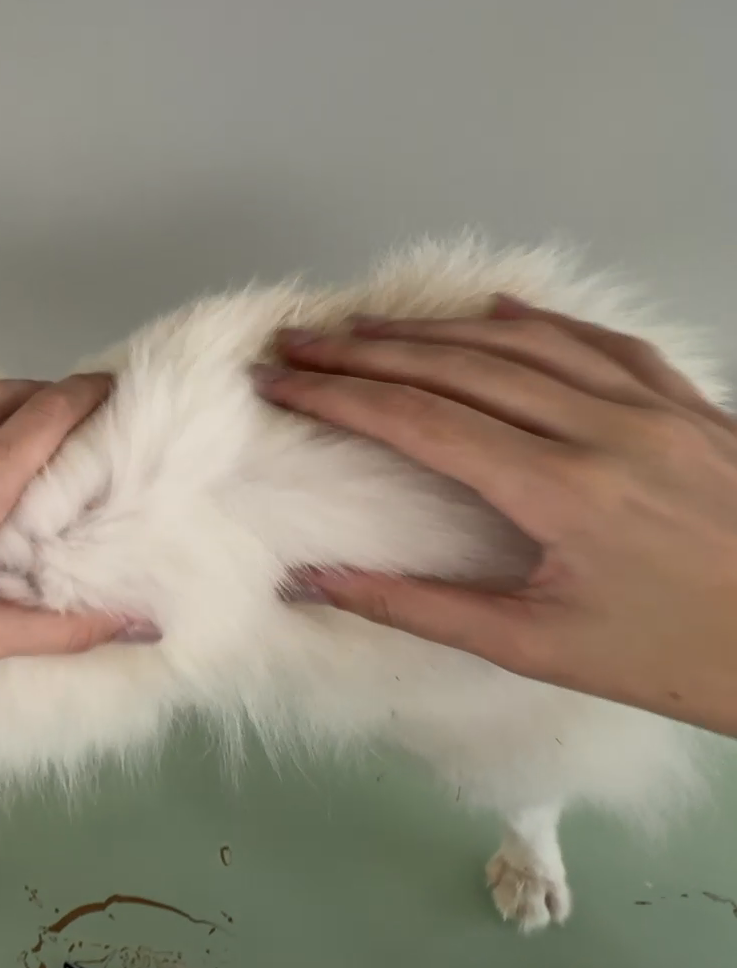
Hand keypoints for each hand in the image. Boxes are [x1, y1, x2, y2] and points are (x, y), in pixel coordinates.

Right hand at [256, 296, 736, 735]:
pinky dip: (537, 319)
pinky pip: (603, 344)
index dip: (333, 396)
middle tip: (293, 342)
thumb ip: (408, 606)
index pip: (416, 420)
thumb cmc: (686, 659)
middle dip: (361, 350)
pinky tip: (493, 307)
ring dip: (428, 328)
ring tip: (359, 325)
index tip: (273, 382)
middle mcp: (608, 430)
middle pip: (457, 367)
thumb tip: (302, 582)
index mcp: (561, 489)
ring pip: (523, 342)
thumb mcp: (535, 649)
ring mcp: (661, 410)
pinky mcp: (697, 409)